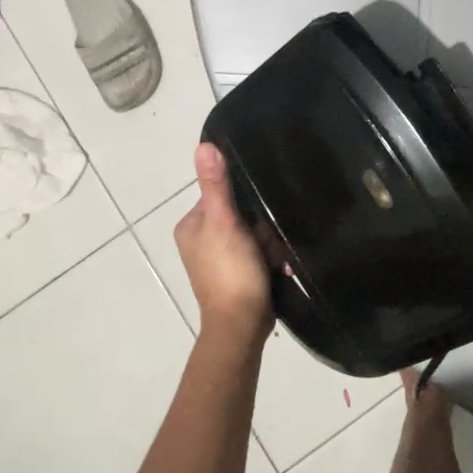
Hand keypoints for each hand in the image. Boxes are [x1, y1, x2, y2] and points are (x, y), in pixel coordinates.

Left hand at [175, 143, 271, 344]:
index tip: (261, 212)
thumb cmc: (230, 272)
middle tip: (271, 239)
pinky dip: (272, 258)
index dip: (246, 199)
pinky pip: (259, 253)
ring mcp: (220, 259)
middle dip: (262, 225)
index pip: (222, 192)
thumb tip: (204, 145)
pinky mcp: (237, 275)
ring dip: (270, 242)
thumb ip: (216, 185)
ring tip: (278, 256)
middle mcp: (201, 240)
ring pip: (254, 233)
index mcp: (191, 225)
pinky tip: (281, 266)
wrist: (241, 327)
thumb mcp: (223, 223)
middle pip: (241, 213)